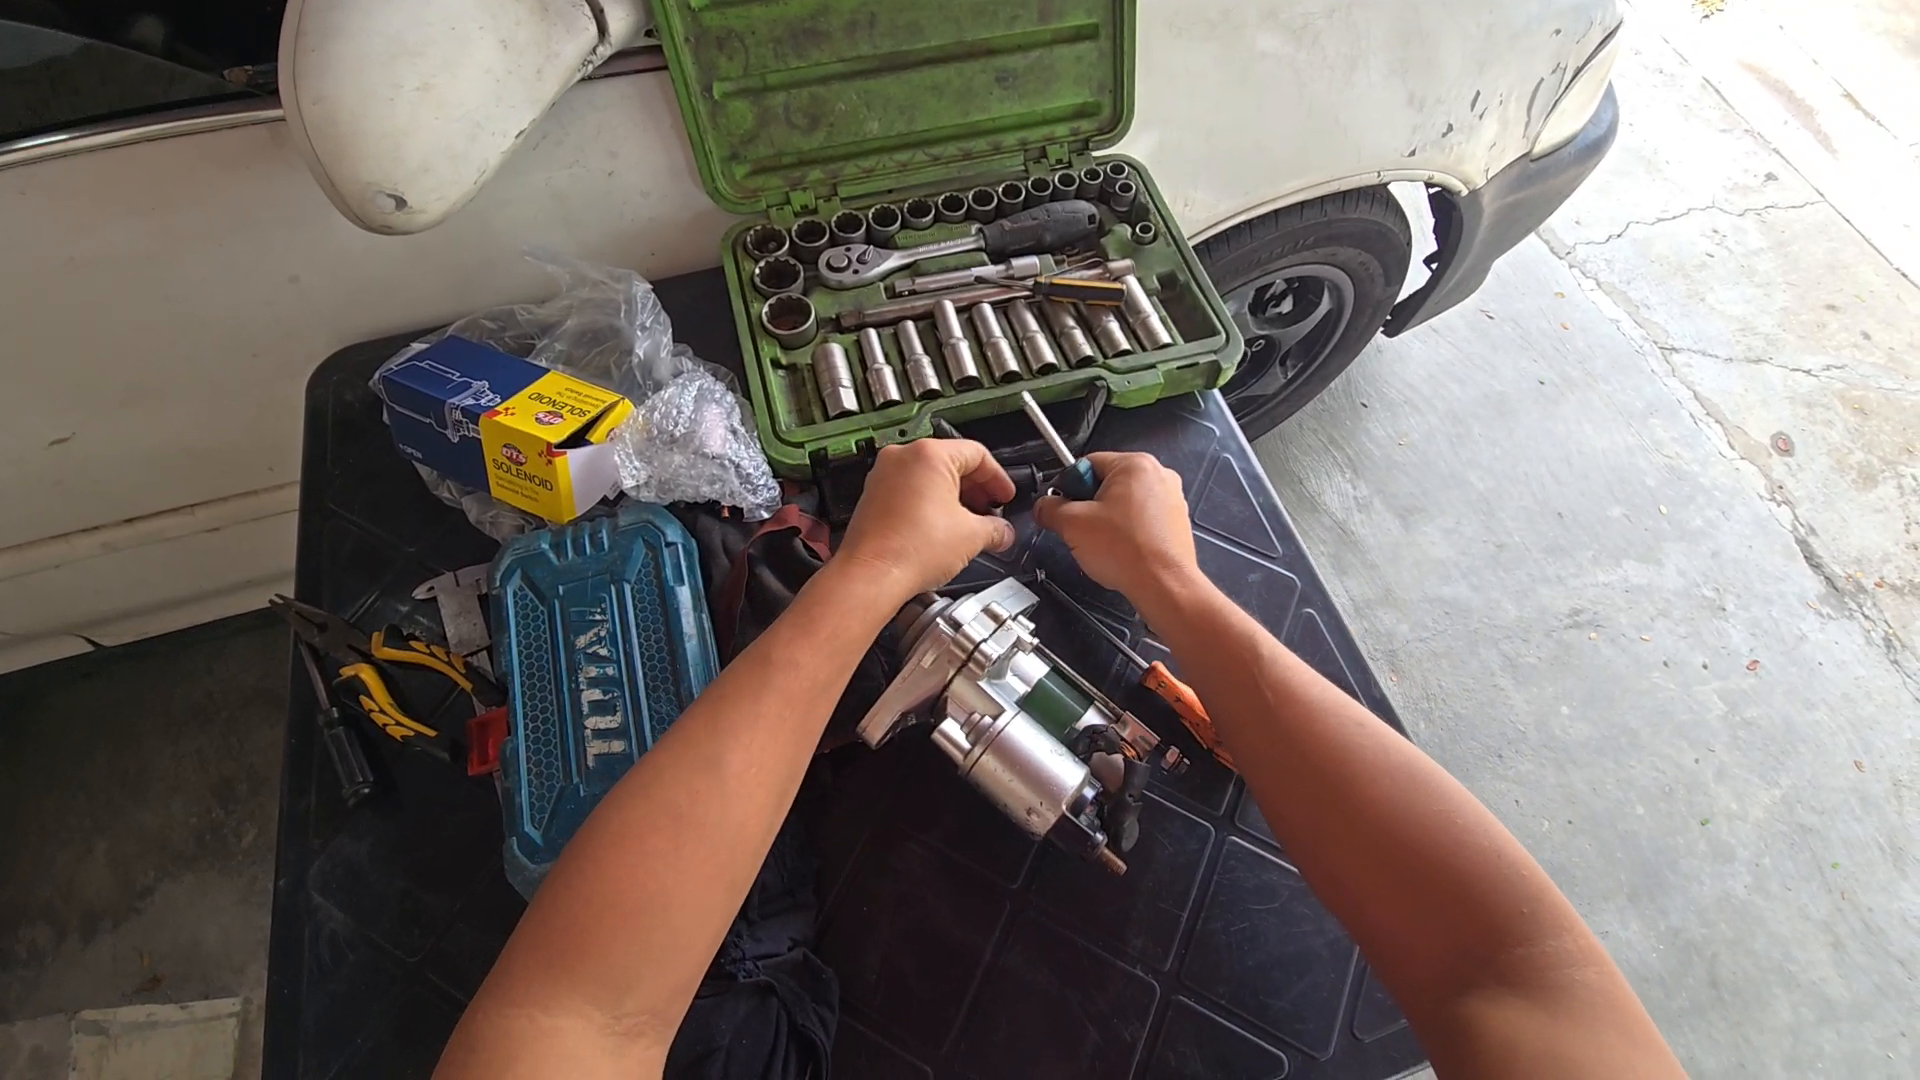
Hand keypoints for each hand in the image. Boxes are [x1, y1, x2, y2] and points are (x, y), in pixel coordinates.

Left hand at [835, 439, 1016, 601]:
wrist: (871, 575)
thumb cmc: (909, 550)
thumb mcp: (971, 537)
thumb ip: (996, 529)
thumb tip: (1002, 532)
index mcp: (929, 454)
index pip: (977, 454)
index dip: (998, 478)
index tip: (1005, 495)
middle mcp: (902, 458)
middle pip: (952, 462)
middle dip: (977, 489)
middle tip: (991, 511)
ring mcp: (884, 476)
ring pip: (929, 477)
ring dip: (954, 498)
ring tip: (968, 524)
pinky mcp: (873, 496)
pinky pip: (910, 491)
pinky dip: (929, 505)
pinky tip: (941, 530)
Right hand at [1035, 452, 1200, 605]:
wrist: (1163, 586)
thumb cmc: (1128, 552)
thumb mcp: (1072, 525)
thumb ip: (1050, 509)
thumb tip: (1043, 507)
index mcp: (1134, 465)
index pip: (1087, 463)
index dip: (1067, 485)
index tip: (1060, 505)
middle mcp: (1158, 475)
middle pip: (1106, 482)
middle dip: (1087, 505)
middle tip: (1080, 527)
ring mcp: (1171, 499)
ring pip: (1123, 502)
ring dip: (1107, 519)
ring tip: (1101, 542)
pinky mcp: (1175, 522)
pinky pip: (1140, 519)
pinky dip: (1126, 531)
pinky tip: (1119, 549)